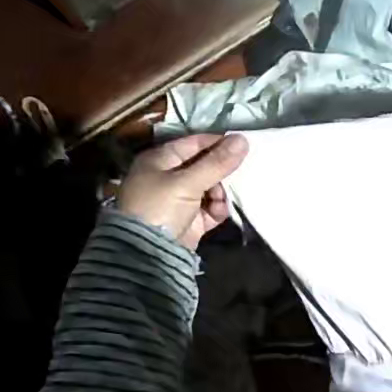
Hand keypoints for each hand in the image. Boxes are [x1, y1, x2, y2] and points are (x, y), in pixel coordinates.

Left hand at [113, 132, 247, 249]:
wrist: (148, 252)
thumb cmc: (160, 207)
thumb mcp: (188, 182)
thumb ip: (217, 162)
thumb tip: (243, 139)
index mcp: (161, 160)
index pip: (193, 143)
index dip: (217, 142)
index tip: (241, 145)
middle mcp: (169, 177)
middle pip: (204, 166)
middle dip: (221, 172)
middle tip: (237, 175)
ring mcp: (180, 199)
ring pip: (211, 188)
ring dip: (220, 193)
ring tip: (219, 199)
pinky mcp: (190, 219)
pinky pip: (211, 208)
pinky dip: (217, 209)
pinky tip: (218, 212)